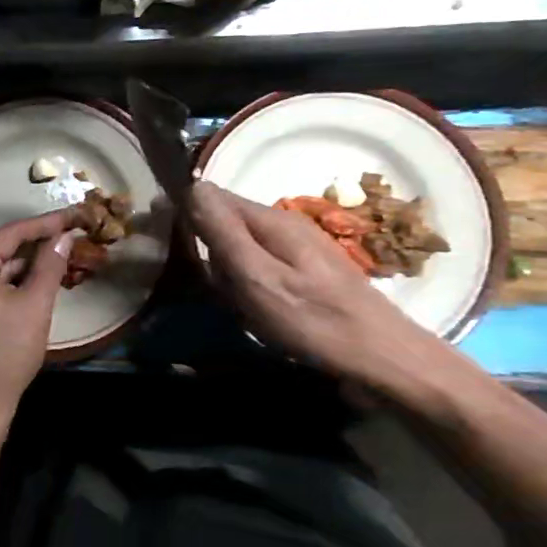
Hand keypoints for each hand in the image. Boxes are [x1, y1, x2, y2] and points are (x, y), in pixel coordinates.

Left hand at [0, 208, 78, 443]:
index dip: (45, 224)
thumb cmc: (6, 354)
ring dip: (27, 267)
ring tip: (62, 258)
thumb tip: (64, 236)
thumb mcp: (34, 306)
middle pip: (1, 250)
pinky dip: (14, 284)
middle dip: (37, 245)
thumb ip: (49, 266)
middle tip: (71, 236)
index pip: (10, 234)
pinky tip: (39, 284)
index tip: (74, 215)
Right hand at [187, 182, 461, 398]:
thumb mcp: (256, 277)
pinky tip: (249, 306)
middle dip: (204, 245)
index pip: (212, 197)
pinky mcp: (307, 271)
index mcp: (272, 220)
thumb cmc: (313, 321)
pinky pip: (259, 264)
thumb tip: (192, 184)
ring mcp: (300, 248)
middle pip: (226, 221)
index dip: (185, 213)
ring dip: (224, 268)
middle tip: (200, 282)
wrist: (385, 361)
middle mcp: (286, 224)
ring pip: (241, 244)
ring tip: (224, 299)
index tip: (162, 240)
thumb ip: (223, 232)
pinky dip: (244, 281)